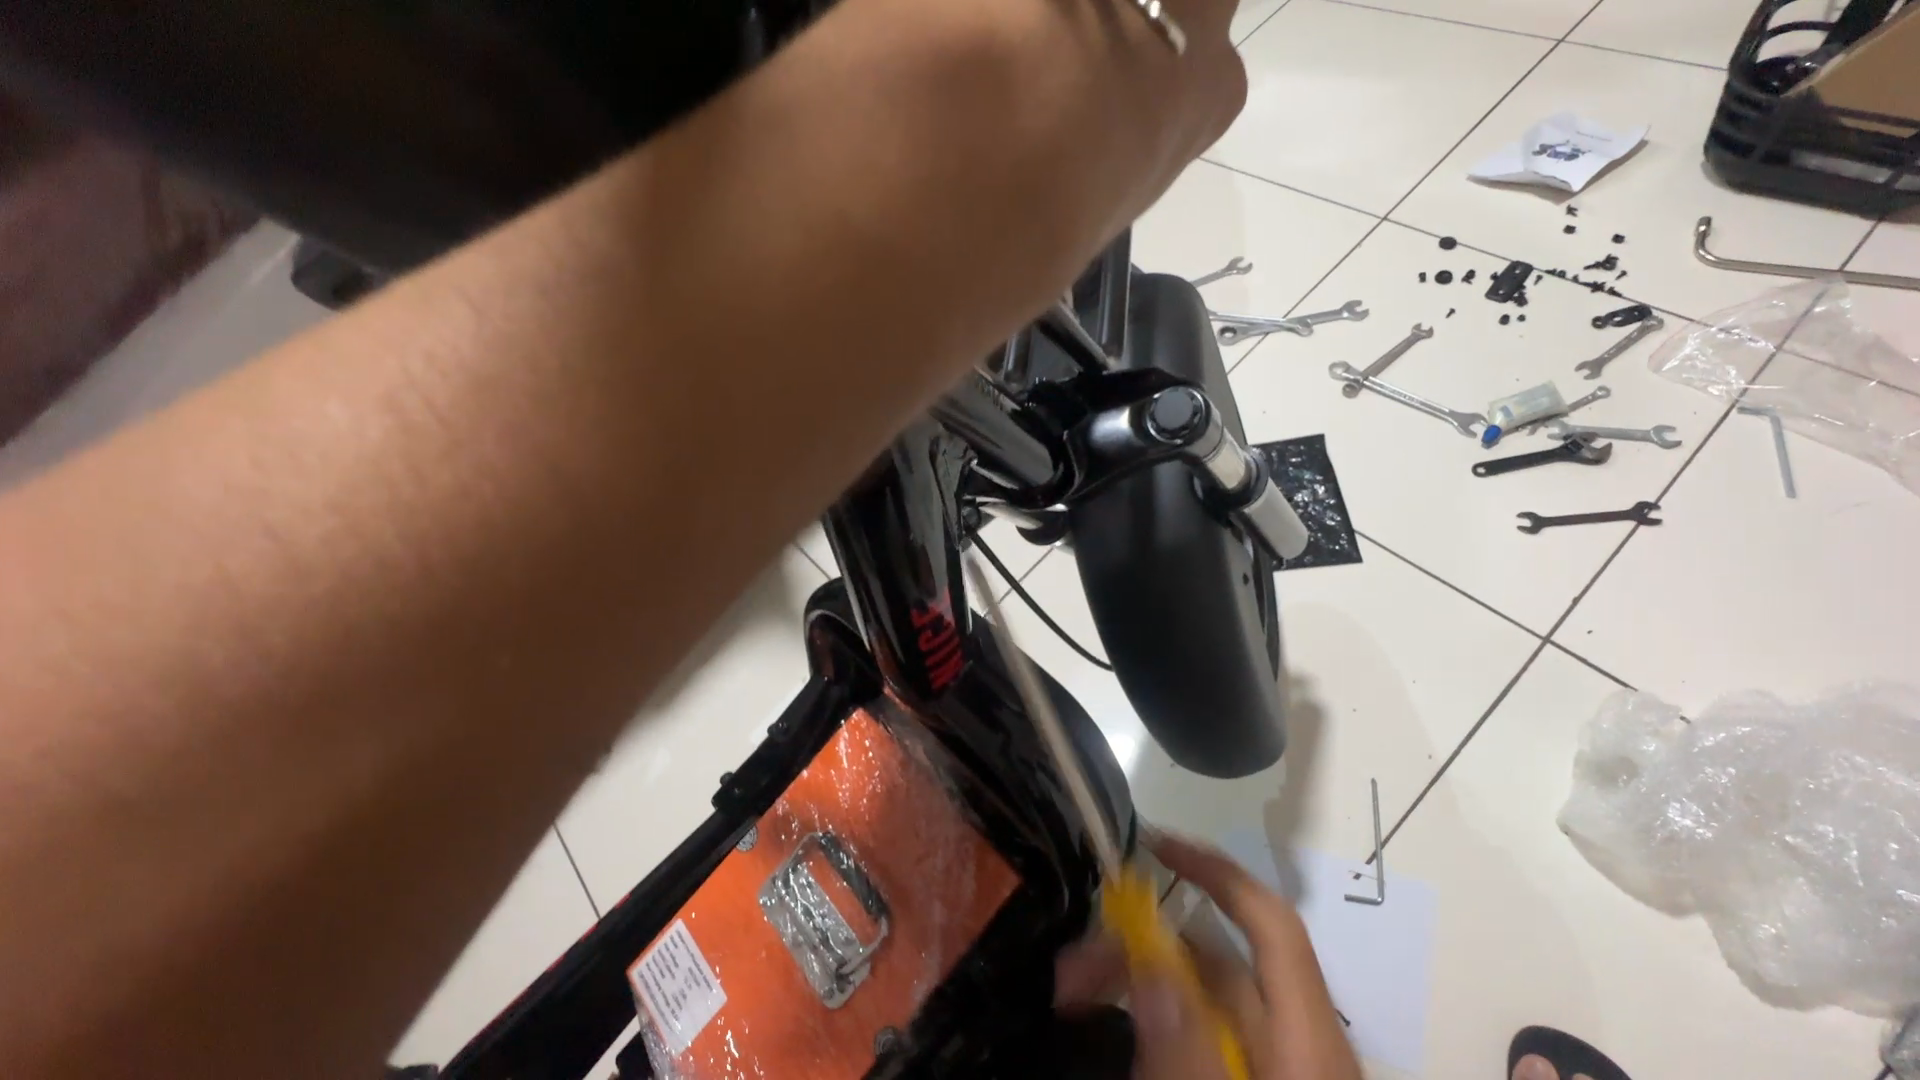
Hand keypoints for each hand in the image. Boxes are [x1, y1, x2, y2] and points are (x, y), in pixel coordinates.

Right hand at [1055, 832, 1363, 1079]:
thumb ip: (1187, 1058)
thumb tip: (1151, 967)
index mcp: (1306, 1044)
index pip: (1269, 926)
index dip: (1216, 874)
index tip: (1151, 846)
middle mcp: (1294, 1046)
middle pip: (1217, 963)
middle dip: (1139, 947)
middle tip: (1067, 971)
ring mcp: (1273, 1070)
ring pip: (1200, 1003)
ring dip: (1138, 988)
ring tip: (1074, 1000)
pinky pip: (1199, 1041)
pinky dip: (1156, 1030)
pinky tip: (1118, 1041)